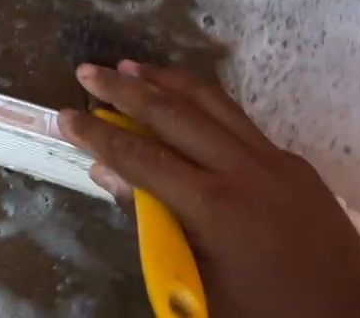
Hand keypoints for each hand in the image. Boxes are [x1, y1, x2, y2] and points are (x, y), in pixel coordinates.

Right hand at [58, 62, 359, 317]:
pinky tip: (182, 98)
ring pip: (208, 101)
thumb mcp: (199, 285)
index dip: (97, 135)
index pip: (139, 157)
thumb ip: (151, 224)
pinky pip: (238, 118)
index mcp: (215, 208)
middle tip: (87, 71)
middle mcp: (243, 172)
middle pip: (170, 113)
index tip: (65, 115)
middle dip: (122, 89)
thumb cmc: (267, 314)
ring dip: (163, 80)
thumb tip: (106, 175)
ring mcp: (274, 161)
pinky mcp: (293, 162)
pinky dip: (201, 100)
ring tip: (130, 66)